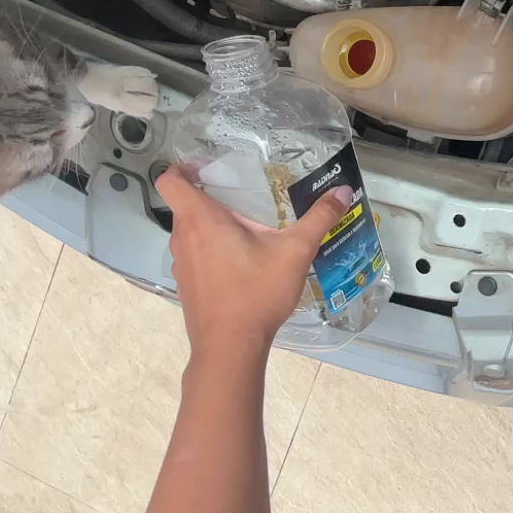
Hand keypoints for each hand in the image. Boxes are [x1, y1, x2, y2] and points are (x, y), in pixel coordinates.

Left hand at [156, 166, 351, 355]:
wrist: (231, 345)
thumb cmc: (257, 292)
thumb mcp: (296, 251)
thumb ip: (319, 218)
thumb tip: (341, 192)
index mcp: (202, 220)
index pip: (171, 180)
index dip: (185, 167)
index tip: (210, 168)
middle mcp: (184, 238)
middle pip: (186, 205)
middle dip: (213, 198)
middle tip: (247, 200)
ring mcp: (182, 263)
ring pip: (191, 232)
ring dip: (214, 226)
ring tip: (250, 232)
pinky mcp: (187, 284)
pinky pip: (196, 255)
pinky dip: (214, 250)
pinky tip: (244, 264)